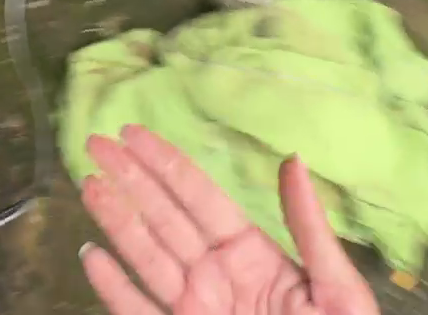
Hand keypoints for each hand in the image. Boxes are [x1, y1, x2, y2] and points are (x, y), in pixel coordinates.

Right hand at [78, 126, 379, 314]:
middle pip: (163, 216)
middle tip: (95, 141)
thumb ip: (310, 229)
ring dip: (116, 219)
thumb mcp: (339, 294)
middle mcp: (214, 275)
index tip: (132, 131)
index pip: (198, 196)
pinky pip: (138, 312)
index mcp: (250, 254)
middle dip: (129, 177)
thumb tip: (291, 158)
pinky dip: (112, 287)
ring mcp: (194, 310)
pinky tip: (91, 256)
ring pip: (146, 256)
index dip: (164, 162)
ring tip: (88, 183)